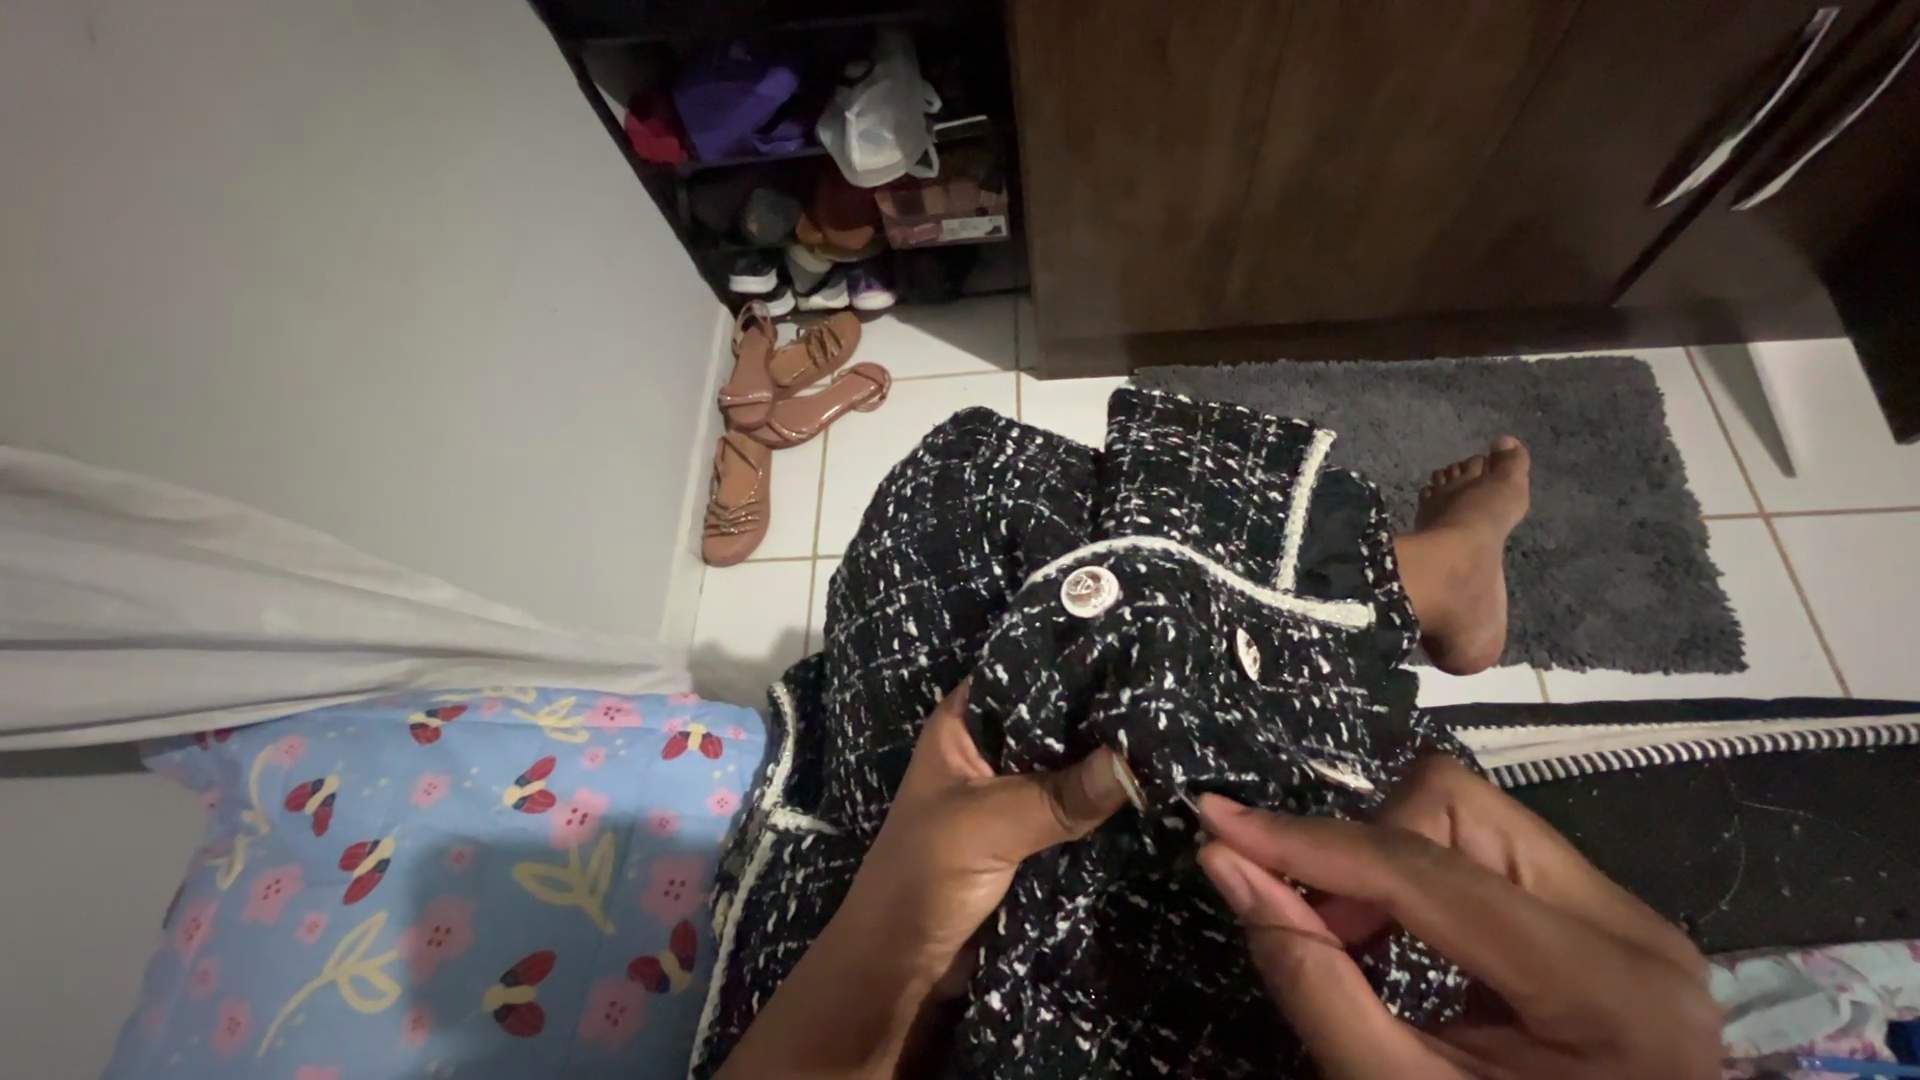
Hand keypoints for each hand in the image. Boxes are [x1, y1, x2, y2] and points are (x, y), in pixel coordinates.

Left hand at [718, 681, 1127, 1077]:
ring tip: (1172, 745)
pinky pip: (1074, 805)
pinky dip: (1103, 803)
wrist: (902, 963)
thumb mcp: (989, 826)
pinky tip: (1153, 791)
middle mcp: (989, 747)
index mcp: (963, 723)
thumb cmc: (924, 874)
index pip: (1025, 676)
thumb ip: (1059, 795)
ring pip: (1067, 765)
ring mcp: (1010, 790)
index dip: (1075, 668)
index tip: (1136, 661)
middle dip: (1101, 721)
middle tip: (1167, 709)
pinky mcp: (1029, 831)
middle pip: (1054, 721)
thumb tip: (1136, 762)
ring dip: (1108, 764)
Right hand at [1195, 757, 1720, 1079]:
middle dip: (1358, 851)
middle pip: (1452, 806)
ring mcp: (1621, 913)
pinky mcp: (1596, 912)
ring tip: (1354, 939)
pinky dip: (1409, 873)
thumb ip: (1308, 978)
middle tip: (1318, 927)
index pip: (1423, 871)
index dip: (1308, 844)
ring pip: (1461, 810)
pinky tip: (1394, 936)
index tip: (1215, 822)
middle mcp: (1629, 926)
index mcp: (1607, 992)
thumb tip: (1223, 861)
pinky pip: (1477, 843)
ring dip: (1379, 858)